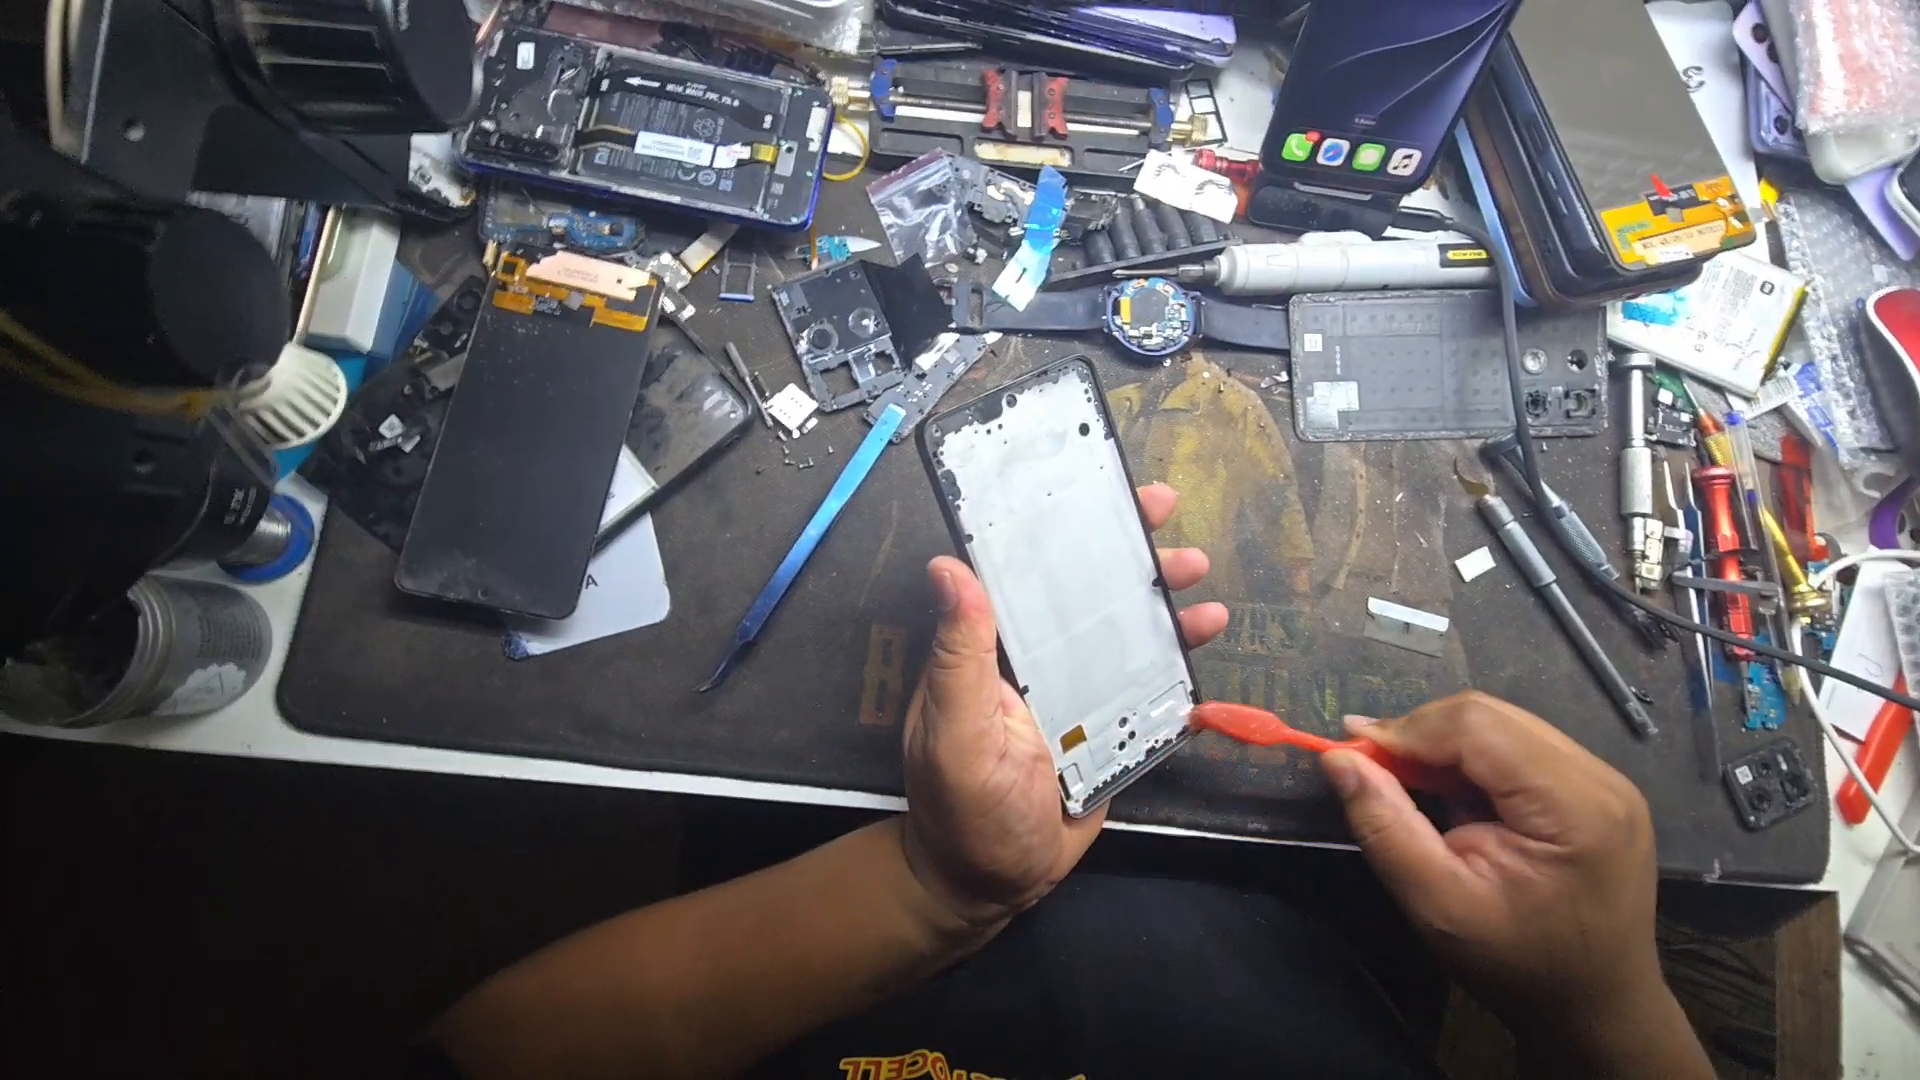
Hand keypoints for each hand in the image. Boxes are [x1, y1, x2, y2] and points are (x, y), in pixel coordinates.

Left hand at [901, 483, 1228, 927]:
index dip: (1059, 528)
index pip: (1026, 570)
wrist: (994, 879)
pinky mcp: (1108, 725)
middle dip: (1125, 552)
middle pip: (1084, 591)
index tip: (1096, 494)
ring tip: (1198, 583)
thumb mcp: (955, 727)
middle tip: (1165, 516)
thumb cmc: (963, 806)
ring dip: (1160, 602)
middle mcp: (1036, 655)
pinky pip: (1146, 684)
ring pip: (1122, 631)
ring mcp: (1076, 689)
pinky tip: (1202, 643)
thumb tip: (947, 566)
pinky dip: (1176, 662)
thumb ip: (959, 653)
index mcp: (994, 645)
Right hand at [1321, 693, 1705, 1072]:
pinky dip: (1459, 754)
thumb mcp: (1434, 901)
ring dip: (1436, 740)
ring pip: (1493, 720)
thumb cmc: (1516, 963)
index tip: (1353, 755)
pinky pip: (1508, 741)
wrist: (1594, 1008)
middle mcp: (1598, 778)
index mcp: (1575, 808)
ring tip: (1402, 777)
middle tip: (1371, 766)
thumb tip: (1336, 757)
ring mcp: (1599, 779)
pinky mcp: (1587, 786)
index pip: (1476, 726)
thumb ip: (1383, 825)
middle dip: (1417, 732)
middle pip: (1485, 714)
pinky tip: (1441, 787)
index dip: (1406, 730)